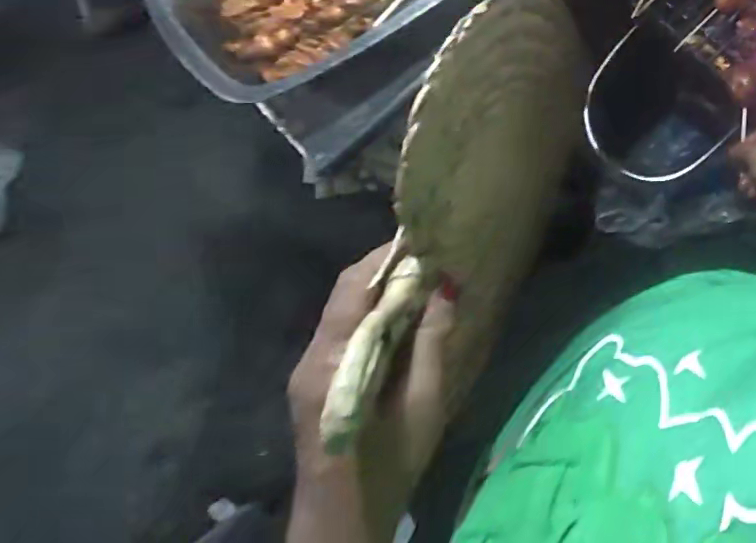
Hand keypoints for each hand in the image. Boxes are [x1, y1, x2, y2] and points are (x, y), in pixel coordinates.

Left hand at [288, 241, 455, 534]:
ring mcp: (308, 368)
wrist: (341, 524)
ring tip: (421, 281)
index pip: (354, 287)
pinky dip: (373, 312)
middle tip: (428, 258)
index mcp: (333, 361)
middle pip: (346, 291)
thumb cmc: (389, 465)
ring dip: (380, 288)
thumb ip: (431, 340)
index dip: (388, 258)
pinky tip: (401, 316)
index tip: (425, 241)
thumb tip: (447, 284)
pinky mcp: (314, 378)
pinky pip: (344, 328)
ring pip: (344, 307)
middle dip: (386, 268)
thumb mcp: (423, 403)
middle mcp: (312, 356)